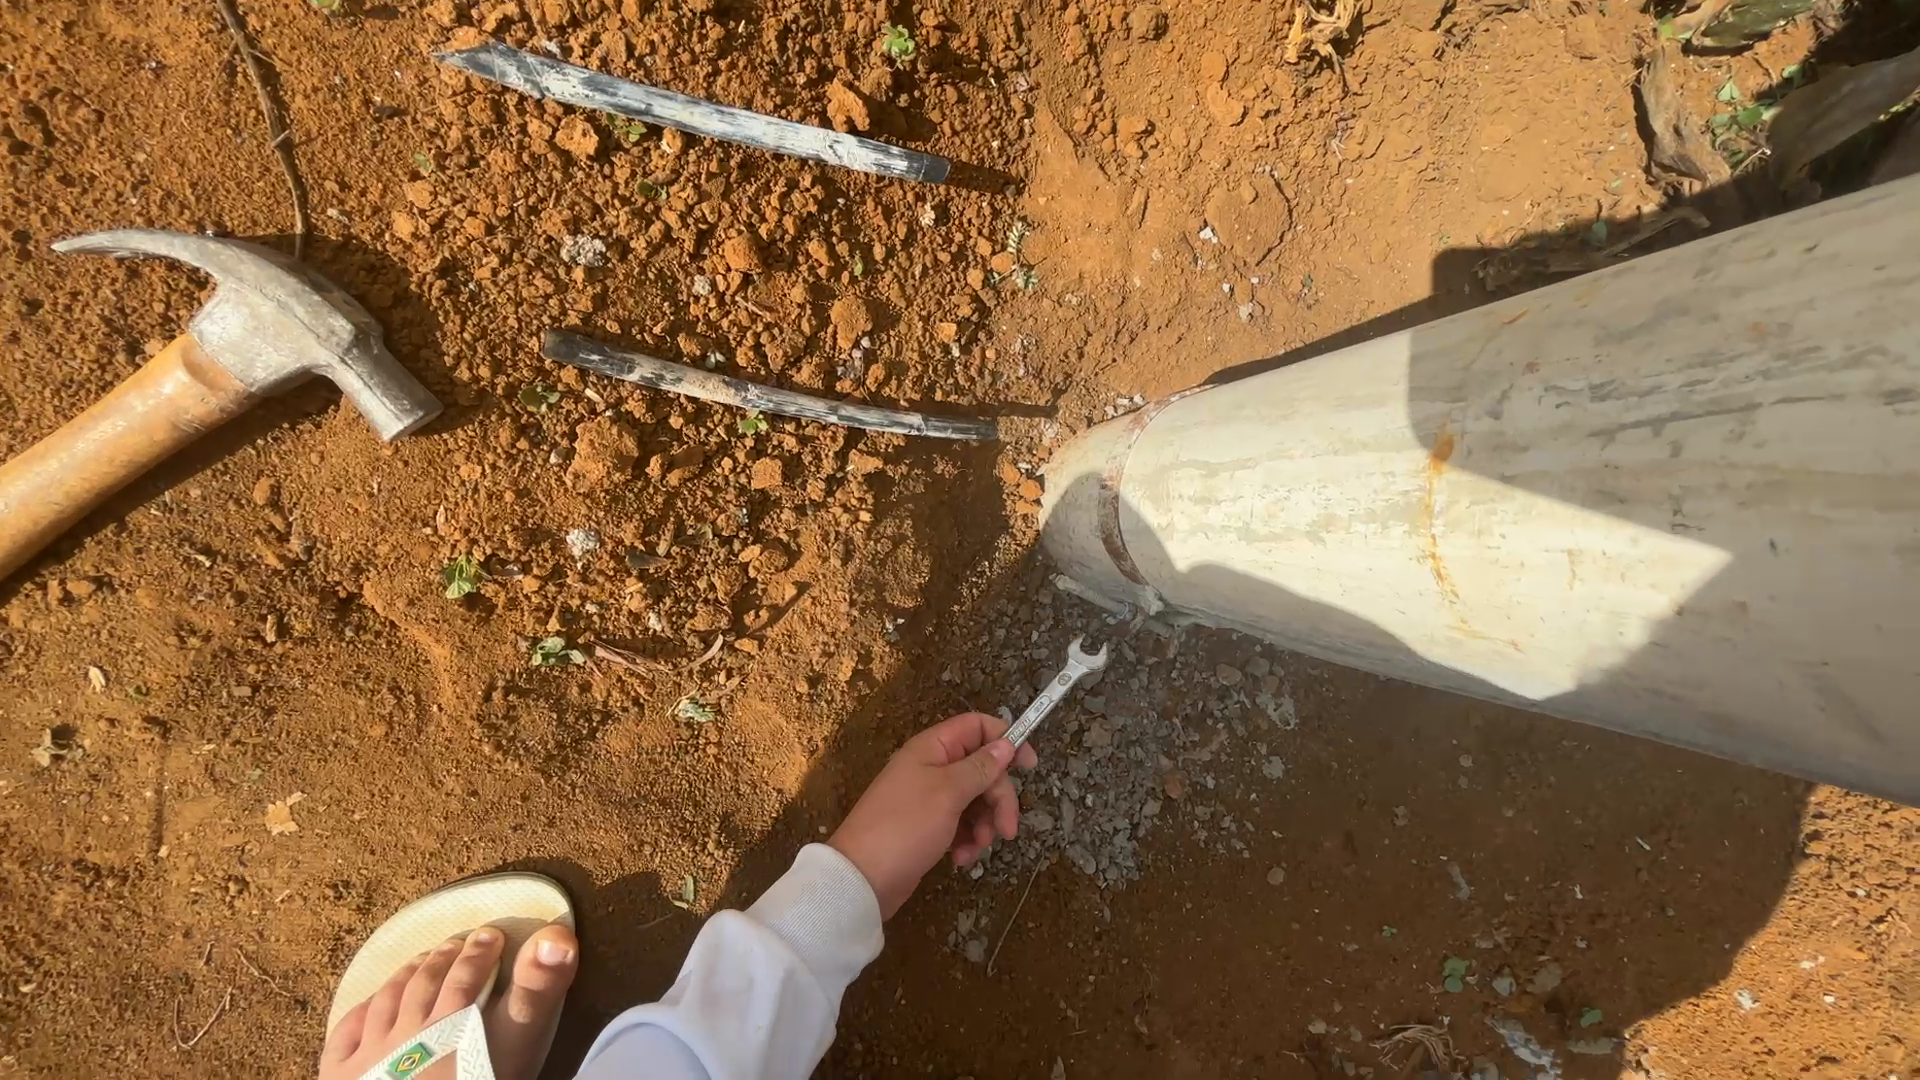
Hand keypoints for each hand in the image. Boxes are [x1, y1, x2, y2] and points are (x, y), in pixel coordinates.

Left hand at [829, 713, 1039, 918]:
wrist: (863, 878)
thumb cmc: (905, 826)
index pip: (977, 727)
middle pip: (983, 769)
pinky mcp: (929, 827)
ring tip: (977, 847)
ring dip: (984, 823)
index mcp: (933, 747)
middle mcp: (933, 767)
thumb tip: (1006, 744)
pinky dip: (967, 840)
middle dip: (999, 799)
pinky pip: (961, 824)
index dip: (1006, 740)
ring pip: (976, 799)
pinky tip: (961, 859)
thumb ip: (980, 767)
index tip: (1029, 765)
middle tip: (1007, 829)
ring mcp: (930, 798)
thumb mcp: (948, 792)